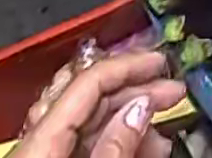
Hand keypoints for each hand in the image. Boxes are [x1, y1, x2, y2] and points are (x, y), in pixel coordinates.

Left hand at [13, 51, 186, 157]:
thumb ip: (114, 146)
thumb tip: (141, 105)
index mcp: (40, 134)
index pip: (89, 79)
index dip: (129, 64)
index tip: (162, 61)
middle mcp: (38, 136)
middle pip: (91, 97)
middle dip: (137, 91)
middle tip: (174, 91)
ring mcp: (43, 152)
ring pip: (91, 121)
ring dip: (131, 119)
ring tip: (164, 128)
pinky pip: (85, 142)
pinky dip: (115, 141)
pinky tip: (143, 144)